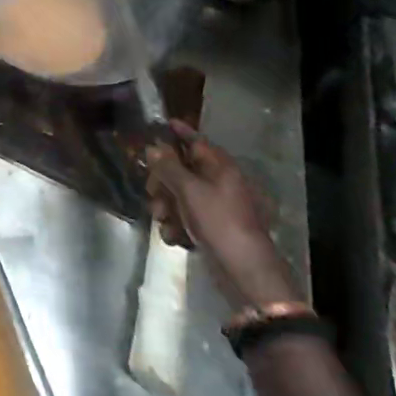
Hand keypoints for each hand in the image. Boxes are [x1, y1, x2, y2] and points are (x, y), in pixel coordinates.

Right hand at [145, 120, 298, 307]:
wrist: (244, 271)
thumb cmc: (220, 222)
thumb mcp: (190, 191)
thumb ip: (168, 167)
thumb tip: (153, 147)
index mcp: (219, 167)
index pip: (195, 140)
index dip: (178, 131)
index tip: (159, 123)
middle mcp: (218, 182)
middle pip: (181, 169)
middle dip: (162, 181)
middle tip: (151, 191)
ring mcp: (215, 206)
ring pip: (179, 195)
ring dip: (166, 206)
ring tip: (162, 219)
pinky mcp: (210, 228)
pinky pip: (185, 217)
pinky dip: (176, 225)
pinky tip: (173, 236)